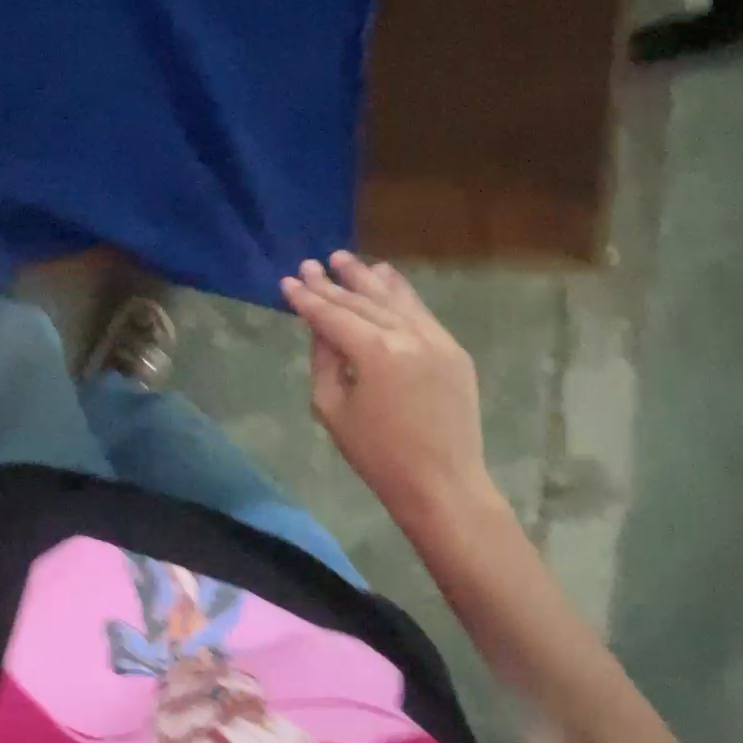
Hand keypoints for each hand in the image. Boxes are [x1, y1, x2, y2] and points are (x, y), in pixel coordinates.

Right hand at [281, 251, 495, 525]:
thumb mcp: (333, 409)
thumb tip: (322, 328)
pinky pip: (421, 312)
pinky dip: (401, 292)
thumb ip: (325, 360)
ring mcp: (436, 340)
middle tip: (311, 264)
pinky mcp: (453, 350)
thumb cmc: (377, 454)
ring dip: (368, 278)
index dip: (308, 299)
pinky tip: (386, 275)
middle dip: (333, 283)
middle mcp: (408, 336)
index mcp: (375, 352)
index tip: (289, 281)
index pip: (334, 316)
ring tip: (344, 259)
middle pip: (363, 302)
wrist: (441, 483)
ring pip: (395, 299)